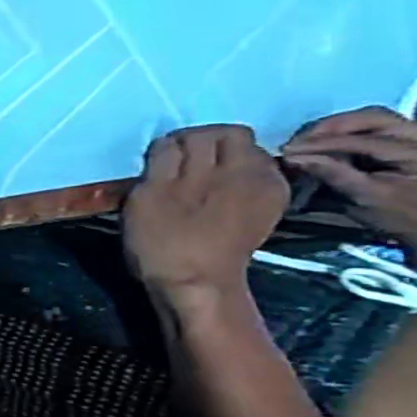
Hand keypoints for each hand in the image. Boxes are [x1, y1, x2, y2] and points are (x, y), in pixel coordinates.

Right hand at [124, 125, 287, 297]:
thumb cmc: (159, 243)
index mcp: (205, 169)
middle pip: (230, 134)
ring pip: (249, 150)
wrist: (197, 282)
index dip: (173, 141)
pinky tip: (228, 189)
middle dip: (206, 140)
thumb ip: (158, 166)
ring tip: (206, 174)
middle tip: (184, 160)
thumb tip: (168, 144)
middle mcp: (241, 171)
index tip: (159, 157)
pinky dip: (245, 172)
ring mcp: (263, 186)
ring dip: (227, 155)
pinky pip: (263, 170)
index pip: (194, 134)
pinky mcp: (272, 202)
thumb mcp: (143, 201)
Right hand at [280, 107, 416, 243]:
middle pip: (376, 118)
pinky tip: (332, 143)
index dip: (324, 142)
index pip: (368, 140)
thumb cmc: (403, 219)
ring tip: (311, 140)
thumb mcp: (366, 198)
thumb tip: (293, 157)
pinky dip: (352, 132)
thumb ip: (333, 174)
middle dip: (333, 126)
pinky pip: (382, 127)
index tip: (288, 149)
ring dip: (340, 127)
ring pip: (377, 118)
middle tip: (300, 140)